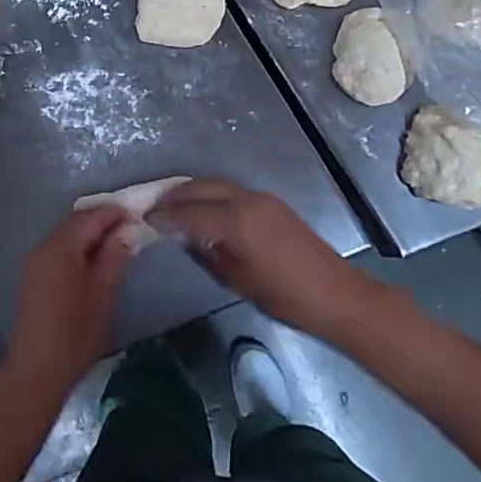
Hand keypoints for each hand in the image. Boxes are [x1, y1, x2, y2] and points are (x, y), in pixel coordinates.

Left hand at [3, 204, 134, 396]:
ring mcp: (35, 260)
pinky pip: (58, 247)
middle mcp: (43, 246)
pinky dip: (78, 245)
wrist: (37, 372)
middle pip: (76, 220)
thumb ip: (115, 257)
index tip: (140, 219)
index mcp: (60, 248)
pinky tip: (94, 260)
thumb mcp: (103, 294)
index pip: (91, 216)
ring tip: (117, 244)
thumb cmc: (75, 335)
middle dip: (103, 220)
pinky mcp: (33, 274)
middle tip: (131, 230)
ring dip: (90, 232)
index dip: (116, 213)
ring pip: (66, 233)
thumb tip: (127, 230)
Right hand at [151, 179, 376, 335]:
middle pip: (201, 187)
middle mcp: (247, 200)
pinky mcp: (272, 202)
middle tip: (154, 208)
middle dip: (175, 196)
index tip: (145, 220)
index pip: (190, 212)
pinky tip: (203, 209)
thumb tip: (184, 236)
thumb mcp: (236, 279)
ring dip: (193, 192)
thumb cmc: (284, 296)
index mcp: (237, 221)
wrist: (335, 293)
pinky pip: (232, 190)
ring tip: (173, 206)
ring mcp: (262, 197)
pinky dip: (211, 195)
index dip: (165, 216)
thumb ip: (206, 252)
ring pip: (217, 184)